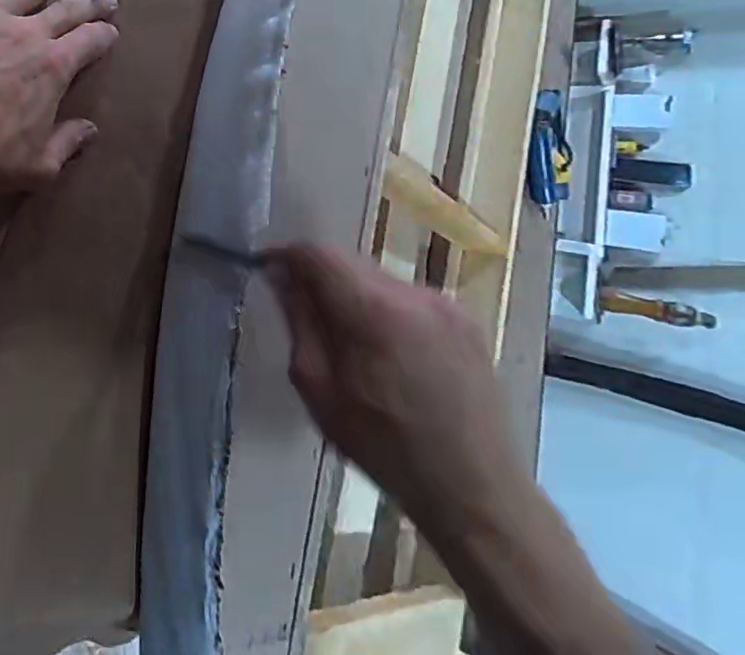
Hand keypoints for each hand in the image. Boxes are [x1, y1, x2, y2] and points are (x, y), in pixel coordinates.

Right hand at [266, 244, 520, 536]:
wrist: (476, 490)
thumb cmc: (385, 448)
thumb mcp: (320, 390)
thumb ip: (299, 323)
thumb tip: (281, 277)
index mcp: (374, 310)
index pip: (318, 254)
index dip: (287, 256)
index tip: (268, 271)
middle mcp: (413, 293)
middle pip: (349, 262)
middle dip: (319, 278)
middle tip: (303, 314)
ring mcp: (446, 304)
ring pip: (379, 279)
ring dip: (353, 295)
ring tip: (350, 344)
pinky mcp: (467, 320)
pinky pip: (409, 298)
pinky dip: (386, 310)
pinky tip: (390, 354)